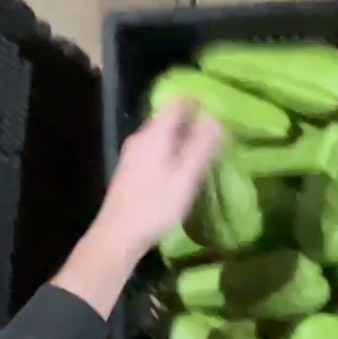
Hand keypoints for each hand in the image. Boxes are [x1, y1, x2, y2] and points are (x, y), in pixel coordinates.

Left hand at [53, 101, 224, 317]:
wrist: (117, 235)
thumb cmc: (155, 206)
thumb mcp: (185, 176)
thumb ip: (201, 145)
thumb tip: (216, 117)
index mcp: (155, 134)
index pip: (178, 102)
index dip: (200, 103)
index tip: (220, 115)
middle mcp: (141, 137)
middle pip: (170, 118)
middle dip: (194, 123)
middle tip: (217, 137)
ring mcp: (133, 153)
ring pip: (163, 135)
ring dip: (183, 140)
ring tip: (203, 155)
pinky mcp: (131, 169)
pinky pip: (156, 149)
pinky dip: (172, 153)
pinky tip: (181, 172)